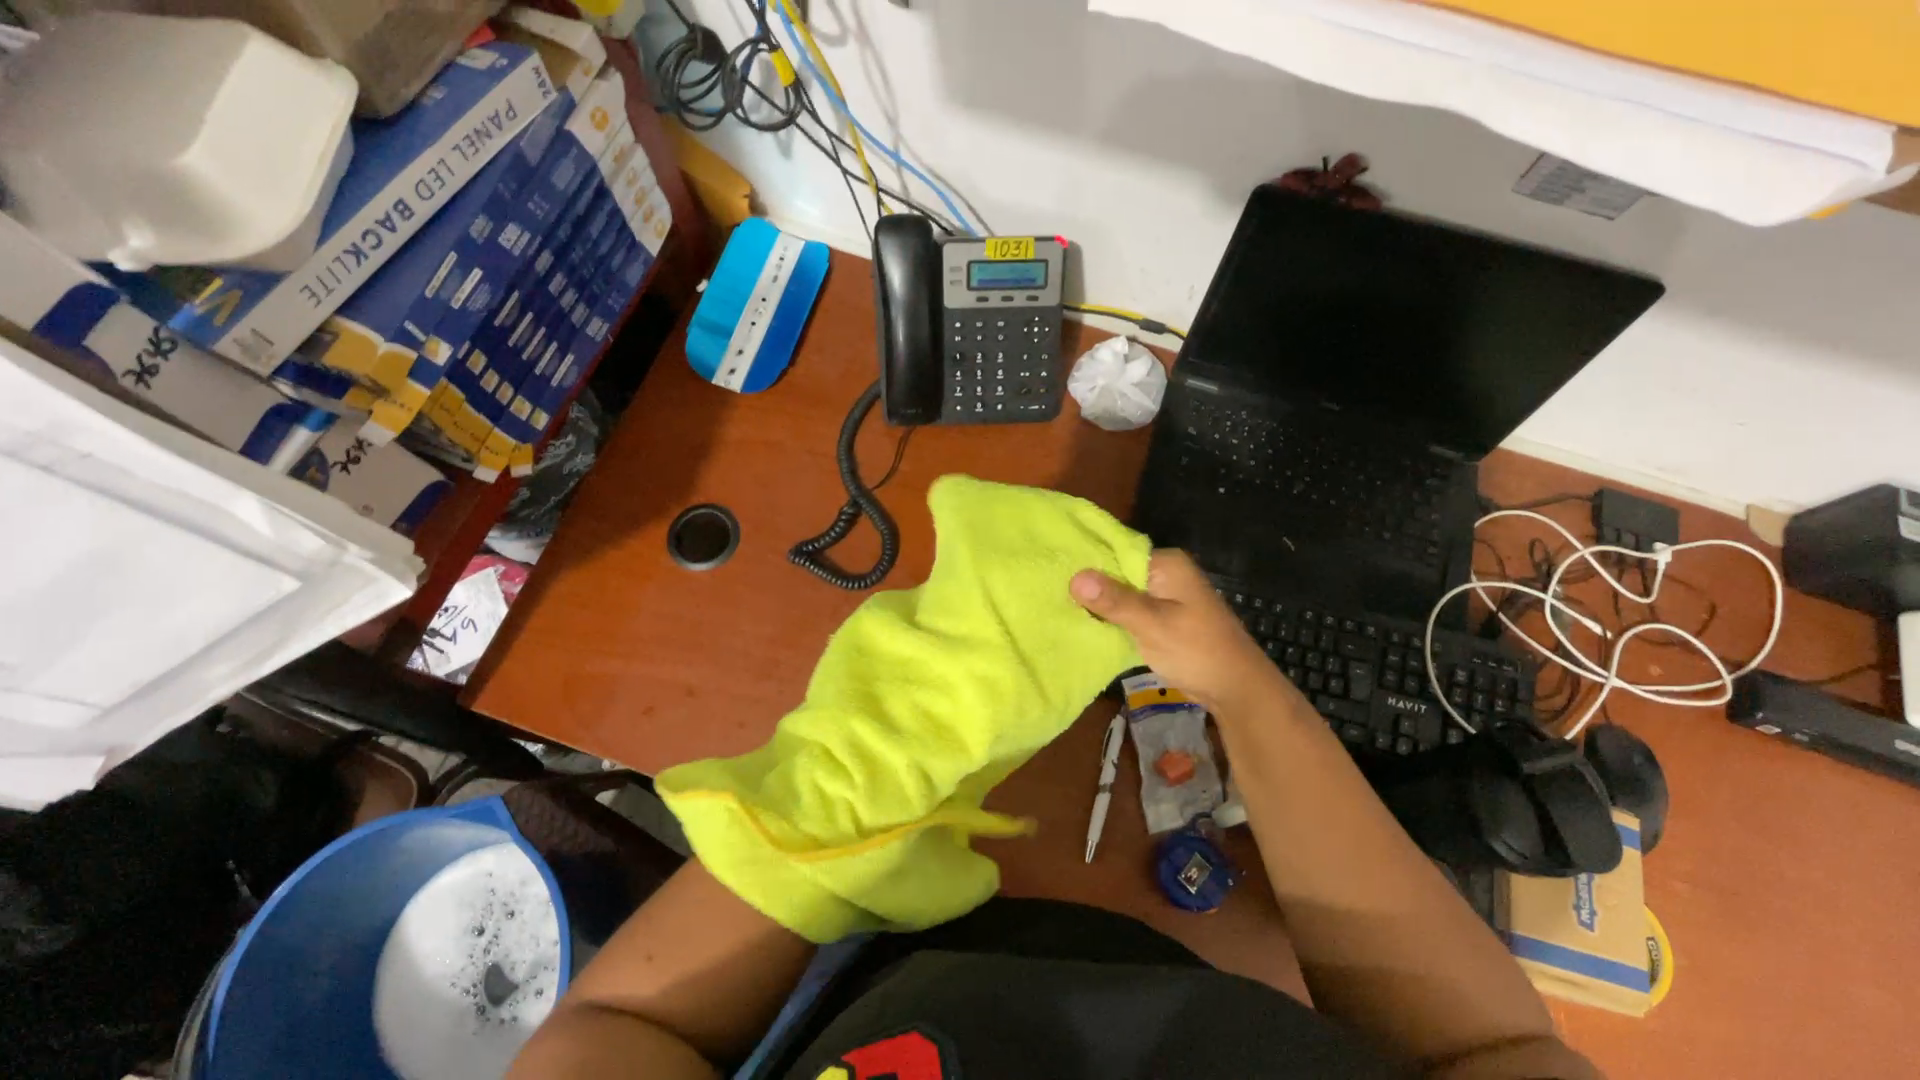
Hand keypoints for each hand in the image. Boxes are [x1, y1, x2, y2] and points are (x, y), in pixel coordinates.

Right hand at [1070, 550, 1289, 713]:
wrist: (1235, 688)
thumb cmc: (1197, 651)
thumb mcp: (1153, 625)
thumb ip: (1115, 601)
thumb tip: (1075, 576)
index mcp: (1166, 564)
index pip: (1116, 550)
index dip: (1086, 560)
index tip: (1051, 569)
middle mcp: (1164, 574)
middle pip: (1116, 572)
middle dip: (1089, 585)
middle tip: (1048, 593)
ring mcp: (1164, 597)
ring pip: (1121, 594)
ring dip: (1098, 605)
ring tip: (1056, 607)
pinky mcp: (1161, 619)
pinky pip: (1129, 612)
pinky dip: (1111, 620)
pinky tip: (1083, 626)